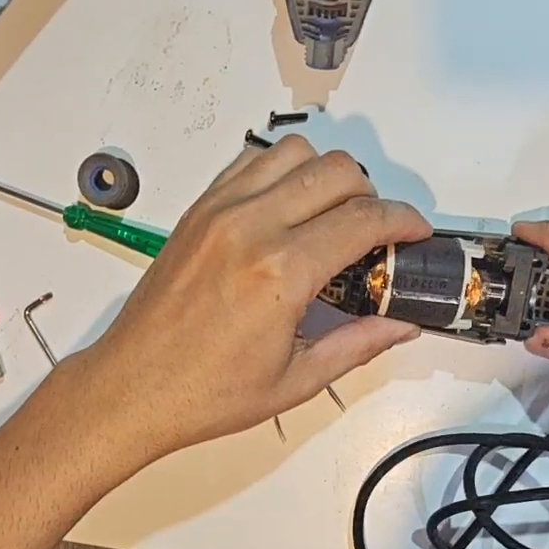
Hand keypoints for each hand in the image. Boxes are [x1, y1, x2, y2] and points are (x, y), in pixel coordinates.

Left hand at [72, 136, 428, 457]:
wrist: (133, 389)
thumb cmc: (204, 393)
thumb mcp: (296, 380)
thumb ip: (358, 345)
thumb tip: (400, 327)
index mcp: (281, 273)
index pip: (364, 219)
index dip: (403, 220)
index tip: (415, 232)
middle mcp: (250, 228)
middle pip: (337, 171)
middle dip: (372, 195)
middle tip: (376, 234)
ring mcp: (218, 212)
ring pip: (294, 154)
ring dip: (326, 176)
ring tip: (332, 217)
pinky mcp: (197, 212)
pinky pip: (250, 163)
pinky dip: (281, 173)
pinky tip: (288, 211)